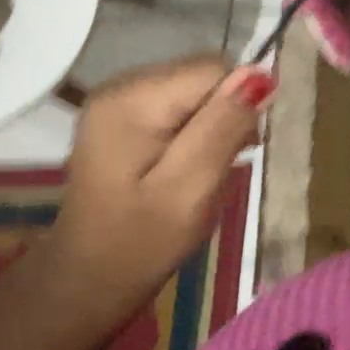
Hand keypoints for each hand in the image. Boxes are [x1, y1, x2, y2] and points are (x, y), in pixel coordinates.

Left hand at [49, 57, 273, 317]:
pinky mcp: (124, 114)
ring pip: (199, 88)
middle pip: (205, 75)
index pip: (214, 70)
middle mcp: (121, 85)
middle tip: (221, 165)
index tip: (240, 150)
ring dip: (215, 123)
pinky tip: (190, 162)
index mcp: (132, 101)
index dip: (239, 105)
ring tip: (206, 168)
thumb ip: (223, 127)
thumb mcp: (192, 188)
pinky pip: (182, 102)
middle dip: (227, 113)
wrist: (90, 279)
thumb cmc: (143, 241)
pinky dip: (199, 128)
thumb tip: (260, 75)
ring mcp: (119, 99)